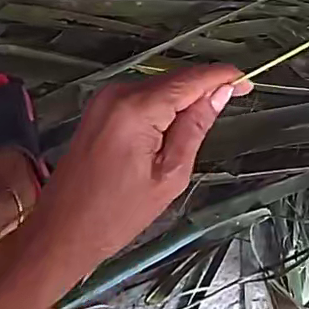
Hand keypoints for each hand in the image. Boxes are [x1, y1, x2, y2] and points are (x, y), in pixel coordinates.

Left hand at [13, 66, 250, 284]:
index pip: (191, 79)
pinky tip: (177, 122)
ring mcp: (106, 97)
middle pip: (175, 78)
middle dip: (206, 86)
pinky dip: (165, 103)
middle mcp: (120, 92)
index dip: (223, 77)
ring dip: (186, 95)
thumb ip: (195, 127)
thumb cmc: (117, 214)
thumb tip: (220, 94)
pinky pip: (143, 95)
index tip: (248, 81)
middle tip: (236, 99)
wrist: (60, 230)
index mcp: (137, 108)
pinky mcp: (100, 107)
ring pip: (160, 85)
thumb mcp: (169, 175)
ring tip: (207, 118)